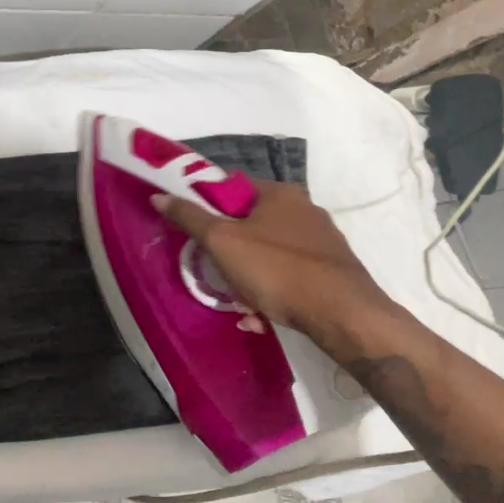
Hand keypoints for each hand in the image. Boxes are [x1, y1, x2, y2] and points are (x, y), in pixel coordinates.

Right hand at [151, 180, 392, 337]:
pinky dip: (271, 289)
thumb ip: (189, 217)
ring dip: (247, 275)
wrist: (344, 315)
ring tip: (239, 301)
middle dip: (227, 250)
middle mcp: (305, 209)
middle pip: (248, 223)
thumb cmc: (277, 270)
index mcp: (280, 193)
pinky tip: (262, 313)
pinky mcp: (331, 270)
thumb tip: (159, 196)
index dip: (207, 206)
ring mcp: (321, 241)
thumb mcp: (221, 241)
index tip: (195, 231)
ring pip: (266, 252)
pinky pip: (287, 274)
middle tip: (215, 270)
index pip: (231, 187)